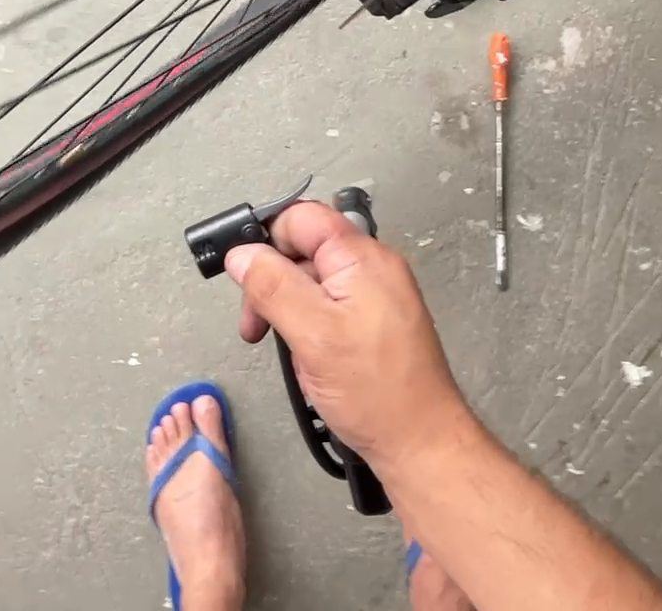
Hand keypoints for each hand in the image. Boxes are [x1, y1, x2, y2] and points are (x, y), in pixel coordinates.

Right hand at [225, 202, 471, 468]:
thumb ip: (272, 286)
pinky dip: (305, 321)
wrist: (419, 444)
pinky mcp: (372, 318)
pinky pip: (326, 303)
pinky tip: (303, 351)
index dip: (269, 240)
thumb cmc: (379, 394)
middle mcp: (372, 267)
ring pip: (311, 278)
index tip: (246, 274)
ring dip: (284, 305)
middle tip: (256, 319)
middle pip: (303, 248)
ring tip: (279, 341)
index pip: (303, 218)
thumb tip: (242, 254)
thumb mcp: (312, 334)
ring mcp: (374, 293)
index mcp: (362, 258)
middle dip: (271, 279)